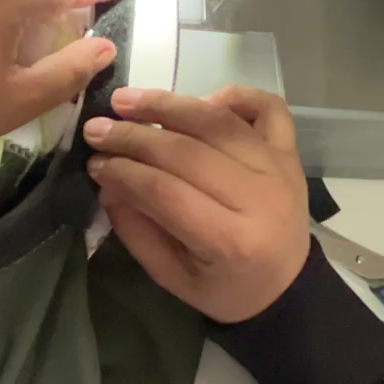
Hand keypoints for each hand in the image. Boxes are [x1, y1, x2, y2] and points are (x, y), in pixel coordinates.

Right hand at [83, 85, 309, 322]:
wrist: (286, 288)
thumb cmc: (224, 288)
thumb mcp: (172, 277)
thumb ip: (137, 232)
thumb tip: (107, 183)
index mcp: (231, 241)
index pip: (166, 192)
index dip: (124, 172)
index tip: (93, 163)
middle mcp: (260, 198)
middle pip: (188, 151)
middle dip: (134, 136)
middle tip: (96, 129)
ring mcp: (280, 169)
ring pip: (219, 122)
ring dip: (169, 105)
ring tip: (127, 101)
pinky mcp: (289, 153)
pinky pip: (268, 107)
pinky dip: (236, 95)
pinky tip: (202, 100)